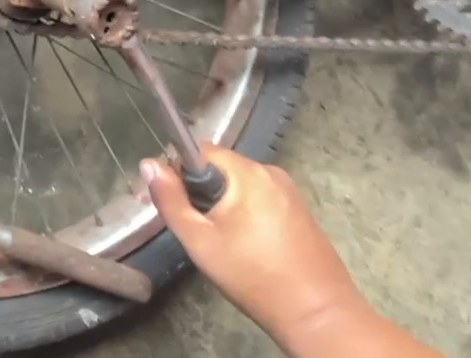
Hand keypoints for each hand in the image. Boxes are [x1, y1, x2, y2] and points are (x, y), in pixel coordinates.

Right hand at [142, 145, 366, 344]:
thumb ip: (170, 199)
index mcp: (247, 172)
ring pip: (240, 184)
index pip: (199, 151)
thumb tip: (149, 164)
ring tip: (225, 242)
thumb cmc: (255, 277)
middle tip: (200, 229)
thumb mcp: (199, 241)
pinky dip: (247, 214)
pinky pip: (261, 198)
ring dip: (225, 204)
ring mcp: (290, 192)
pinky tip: (250, 247)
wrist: (322, 319)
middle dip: (204, 191)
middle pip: (220, 167)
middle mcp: (271, 172)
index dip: (181, 173)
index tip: (180, 205)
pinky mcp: (301, 212)